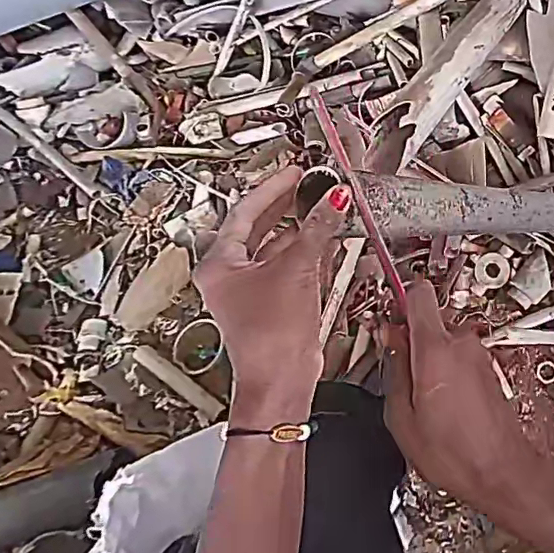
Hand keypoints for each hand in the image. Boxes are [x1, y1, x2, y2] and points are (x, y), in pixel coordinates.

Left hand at [194, 165, 350, 423]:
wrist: (282, 380)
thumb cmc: (270, 336)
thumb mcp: (296, 269)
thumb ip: (317, 229)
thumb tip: (333, 200)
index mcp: (220, 264)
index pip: (246, 212)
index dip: (272, 188)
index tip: (293, 173)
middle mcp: (232, 276)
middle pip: (260, 228)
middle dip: (287, 206)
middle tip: (308, 186)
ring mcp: (253, 290)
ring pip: (278, 248)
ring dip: (302, 230)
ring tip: (323, 210)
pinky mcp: (275, 303)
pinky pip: (291, 268)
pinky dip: (309, 253)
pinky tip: (326, 241)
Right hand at [384, 280, 553, 535]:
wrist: (502, 472)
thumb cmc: (455, 454)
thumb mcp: (402, 417)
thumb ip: (394, 368)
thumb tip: (390, 340)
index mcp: (436, 349)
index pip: (418, 294)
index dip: (399, 298)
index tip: (388, 313)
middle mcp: (461, 344)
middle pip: (429, 319)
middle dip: (411, 340)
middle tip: (399, 369)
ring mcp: (478, 354)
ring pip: (444, 340)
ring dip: (430, 359)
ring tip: (424, 398)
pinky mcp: (488, 367)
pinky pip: (459, 356)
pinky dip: (447, 370)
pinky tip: (443, 403)